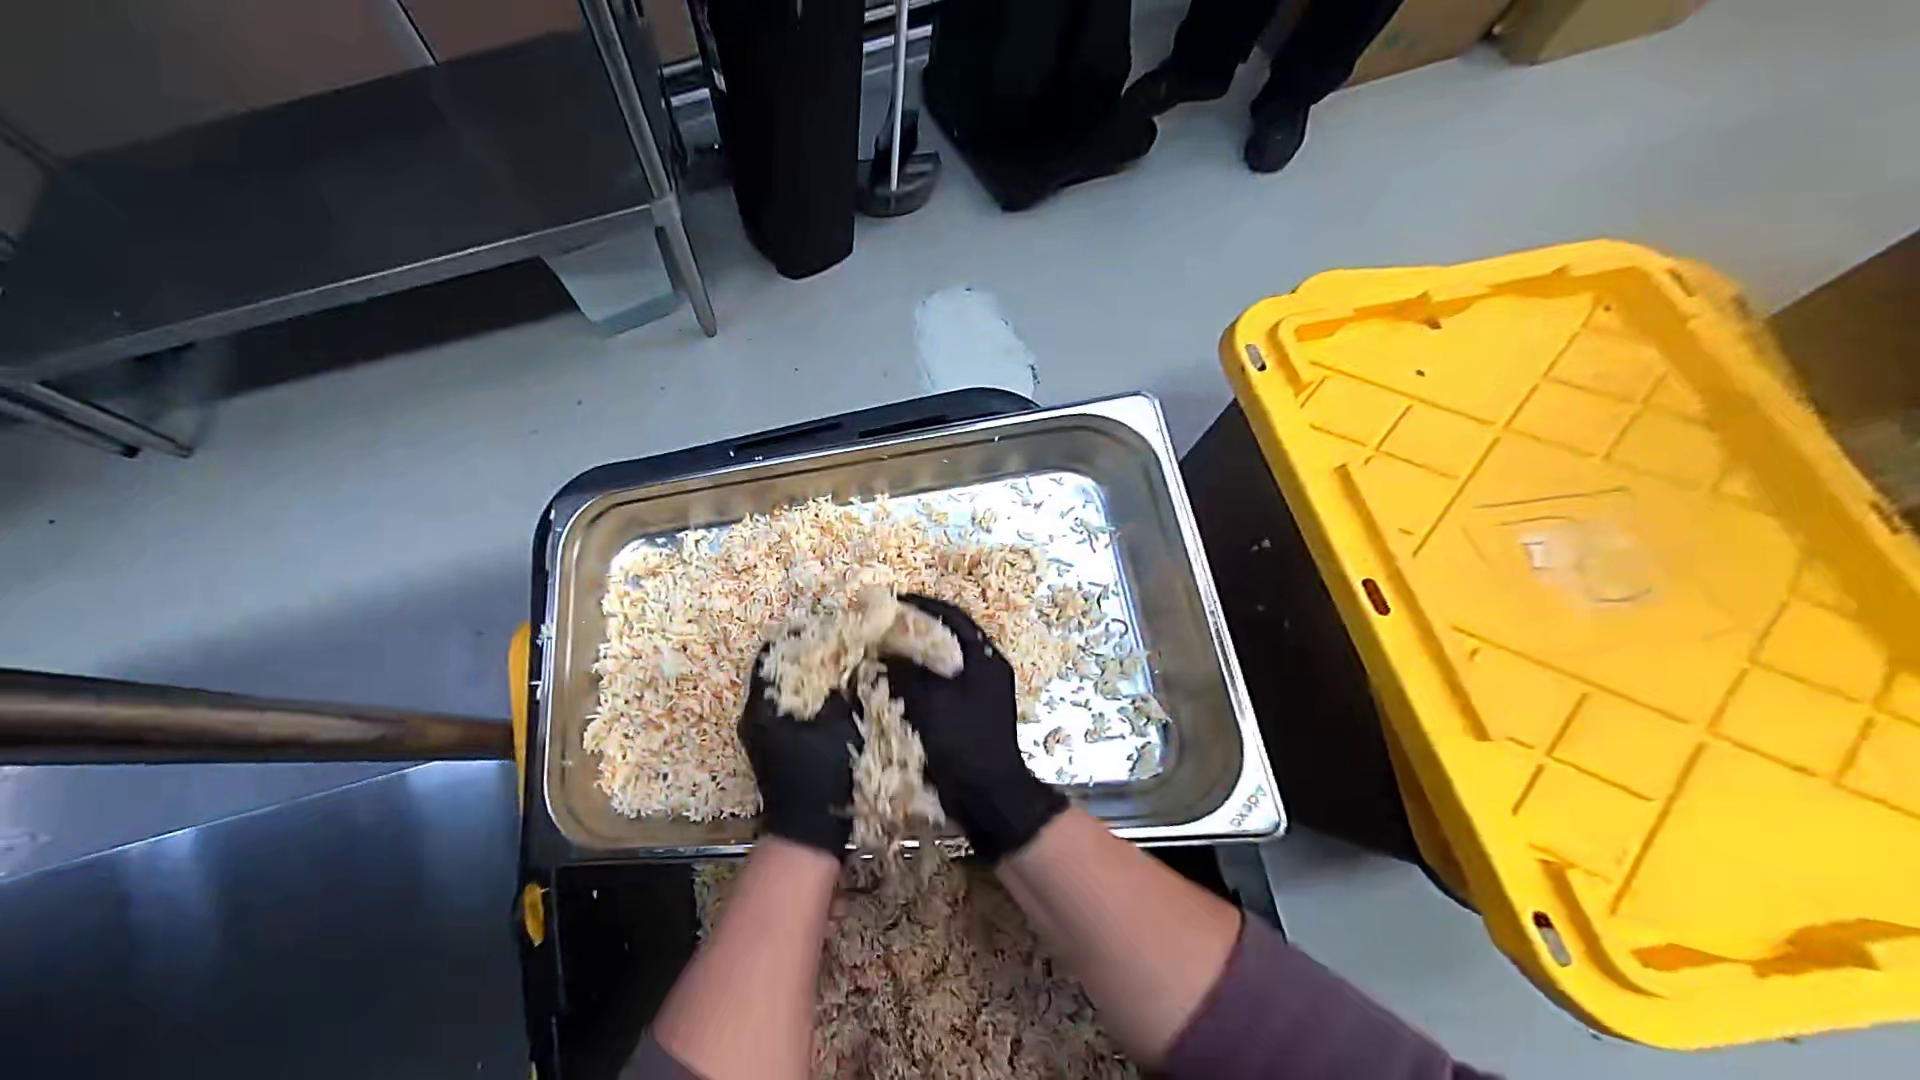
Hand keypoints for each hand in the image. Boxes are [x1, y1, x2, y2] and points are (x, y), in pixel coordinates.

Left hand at [738, 647, 862, 854]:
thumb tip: (850, 663)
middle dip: (801, 654)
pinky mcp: (769, 749)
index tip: (816, 624)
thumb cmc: (823, 773)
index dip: (791, 635)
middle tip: (830, 642)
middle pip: (772, 672)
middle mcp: (752, 717)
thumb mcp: (839, 724)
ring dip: (802, 676)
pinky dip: (802, 698)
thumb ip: (841, 690)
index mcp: (763, 707)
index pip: (767, 656)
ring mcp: (758, 736)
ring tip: (833, 665)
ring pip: (777, 692)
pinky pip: (782, 710)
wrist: (807, 831)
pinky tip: (828, 696)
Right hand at [882, 595, 1066, 861]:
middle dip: (917, 632)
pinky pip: (942, 689)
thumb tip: (881, 654)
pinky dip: (921, 684)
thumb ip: (905, 673)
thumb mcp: (930, 702)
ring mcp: (982, 695)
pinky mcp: (972, 716)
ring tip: (887, 655)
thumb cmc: (964, 743)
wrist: (991, 797)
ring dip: (917, 659)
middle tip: (887, 629)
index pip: (954, 617)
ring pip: (945, 665)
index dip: (924, 606)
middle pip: (949, 639)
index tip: (895, 602)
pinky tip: (898, 688)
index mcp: (985, 659)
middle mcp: (987, 671)